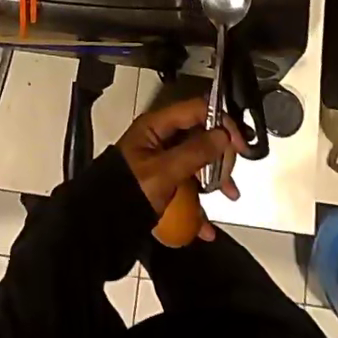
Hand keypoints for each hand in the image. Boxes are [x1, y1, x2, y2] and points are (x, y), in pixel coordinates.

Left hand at [116, 98, 242, 242]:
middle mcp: (161, 138)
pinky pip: (187, 186)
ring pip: (197, 162)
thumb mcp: (164, 171)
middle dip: (220, 155)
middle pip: (200, 135)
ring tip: (228, 195)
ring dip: (215, 178)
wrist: (99, 228)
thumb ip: (195, 152)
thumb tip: (224, 136)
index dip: (221, 122)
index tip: (239, 144)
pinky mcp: (162, 183)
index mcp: (157, 126)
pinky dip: (198, 204)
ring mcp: (162, 161)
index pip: (197, 110)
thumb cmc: (128, 191)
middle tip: (232, 172)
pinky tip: (206, 226)